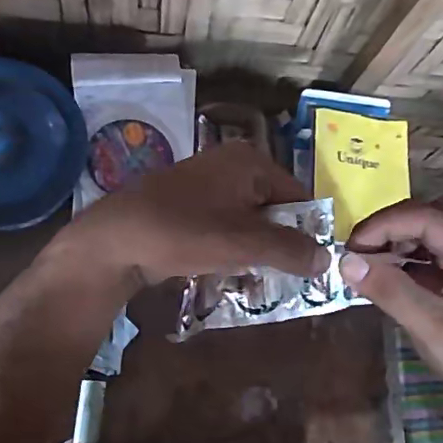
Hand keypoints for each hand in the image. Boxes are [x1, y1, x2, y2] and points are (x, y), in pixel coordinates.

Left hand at [55, 142, 327, 293]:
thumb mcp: (245, 243)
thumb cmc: (185, 232)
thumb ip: (291, 249)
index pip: (299, 195)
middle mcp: (230, 164)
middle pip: (273, 207)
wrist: (115, 240)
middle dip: (280, 243)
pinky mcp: (186, 205)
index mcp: (249, 162)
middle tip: (288, 277)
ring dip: (255, 249)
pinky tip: (228, 272)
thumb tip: (328, 259)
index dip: (309, 230)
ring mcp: (205, 184)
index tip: (313, 264)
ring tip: (260, 280)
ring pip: (247, 220)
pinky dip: (230, 246)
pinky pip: (222, 225)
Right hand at [340, 201, 442, 410]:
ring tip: (360, 270)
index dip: (383, 226)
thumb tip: (345, 261)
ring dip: (390, 251)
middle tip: (349, 259)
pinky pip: (429, 262)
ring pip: (424, 242)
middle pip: (425, 224)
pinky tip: (380, 280)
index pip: (426, 219)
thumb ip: (390, 290)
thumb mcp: (431, 327)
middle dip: (384, 237)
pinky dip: (402, 267)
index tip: (348, 247)